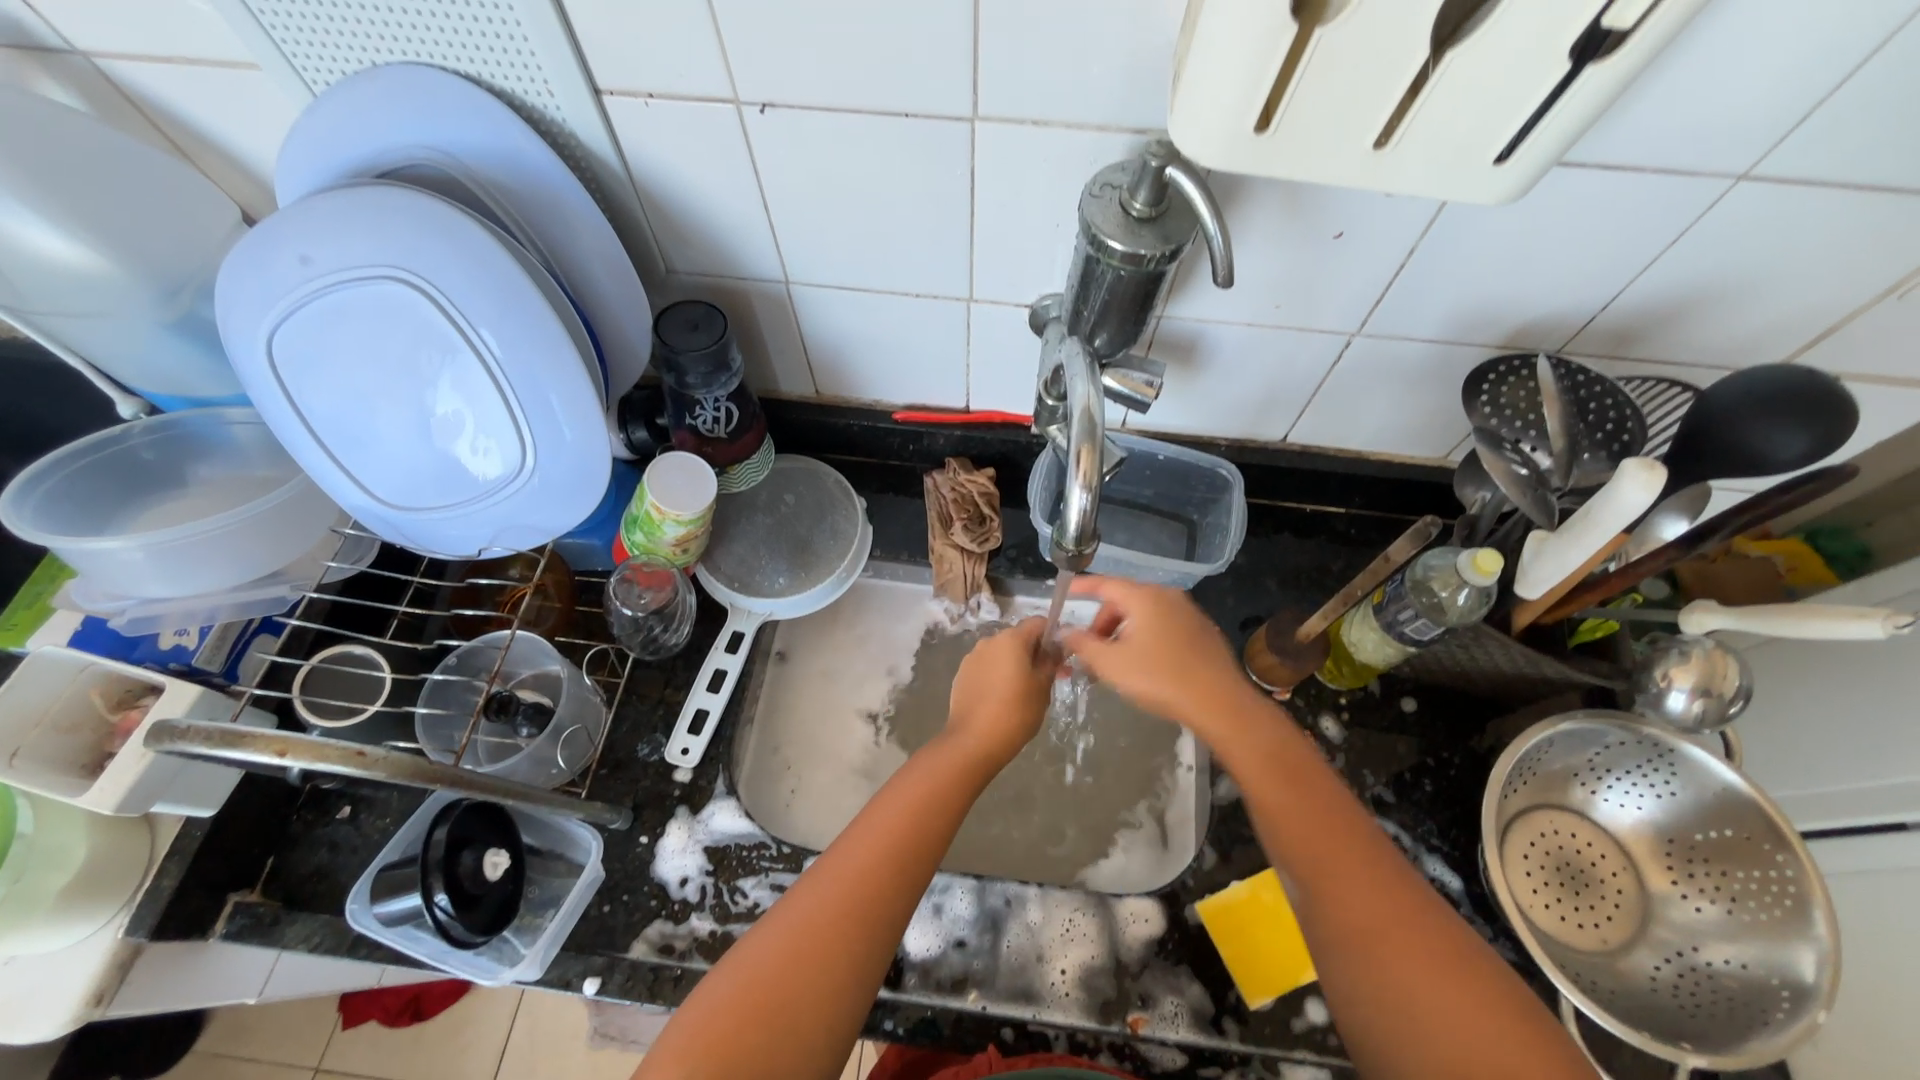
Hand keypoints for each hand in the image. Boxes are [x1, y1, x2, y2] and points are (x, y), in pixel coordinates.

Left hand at [945, 617, 1053, 769]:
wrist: (973, 741)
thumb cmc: (1016, 712)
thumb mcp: (1043, 687)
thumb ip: (1051, 662)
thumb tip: (1056, 648)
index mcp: (1011, 639)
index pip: (1038, 622)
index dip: (1053, 634)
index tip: (1062, 656)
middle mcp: (989, 641)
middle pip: (1018, 638)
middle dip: (1035, 652)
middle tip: (1049, 678)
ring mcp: (972, 657)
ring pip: (1001, 653)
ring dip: (1015, 664)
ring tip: (1023, 691)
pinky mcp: (961, 675)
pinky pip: (986, 667)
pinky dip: (997, 675)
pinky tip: (1001, 699)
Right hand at [1060, 576, 1260, 734]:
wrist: (1219, 702)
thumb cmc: (1160, 679)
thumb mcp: (1111, 664)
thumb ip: (1082, 644)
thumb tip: (1063, 631)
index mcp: (1144, 597)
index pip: (1105, 583)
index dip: (1082, 587)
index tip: (1064, 591)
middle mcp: (1168, 596)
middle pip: (1124, 601)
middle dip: (1103, 623)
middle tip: (1092, 652)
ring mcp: (1189, 612)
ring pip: (1145, 615)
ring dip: (1123, 633)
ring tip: (1116, 663)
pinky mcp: (1202, 631)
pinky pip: (1164, 626)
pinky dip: (1146, 637)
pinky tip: (1145, 666)